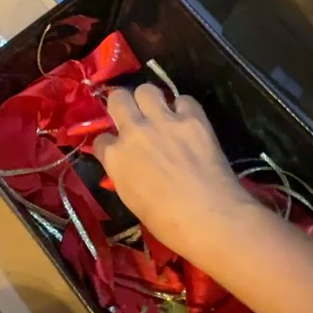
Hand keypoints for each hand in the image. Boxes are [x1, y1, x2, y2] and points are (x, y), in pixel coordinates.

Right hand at [92, 84, 259, 257]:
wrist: (212, 219)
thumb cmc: (169, 223)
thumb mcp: (132, 199)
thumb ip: (124, 173)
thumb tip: (127, 163)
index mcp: (115, 158)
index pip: (101, 139)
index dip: (109, 143)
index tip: (117, 148)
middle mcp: (135, 132)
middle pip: (118, 98)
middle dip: (122, 105)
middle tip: (133, 116)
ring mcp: (164, 121)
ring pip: (147, 89)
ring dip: (150, 100)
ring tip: (159, 113)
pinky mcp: (192, 118)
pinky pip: (183, 99)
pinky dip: (183, 108)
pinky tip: (187, 121)